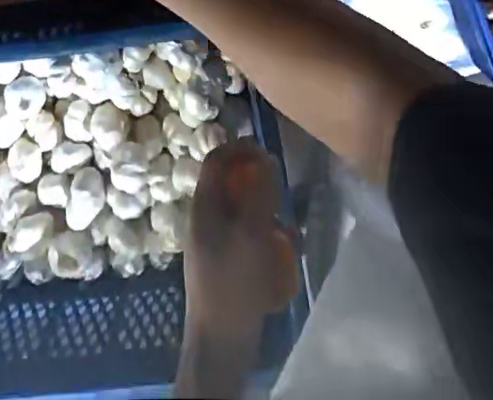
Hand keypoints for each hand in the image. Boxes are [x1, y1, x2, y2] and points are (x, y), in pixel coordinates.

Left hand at [184, 139, 298, 335]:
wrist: (221, 344)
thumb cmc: (234, 283)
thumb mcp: (252, 232)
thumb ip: (260, 191)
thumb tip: (267, 158)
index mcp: (203, 206)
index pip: (217, 160)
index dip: (240, 148)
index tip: (267, 151)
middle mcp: (206, 220)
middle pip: (234, 184)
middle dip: (262, 186)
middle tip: (282, 197)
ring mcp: (216, 243)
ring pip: (246, 212)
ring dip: (270, 216)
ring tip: (288, 236)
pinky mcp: (228, 263)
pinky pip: (250, 238)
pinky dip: (268, 241)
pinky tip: (284, 259)